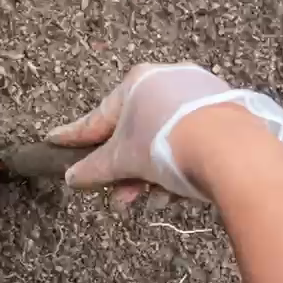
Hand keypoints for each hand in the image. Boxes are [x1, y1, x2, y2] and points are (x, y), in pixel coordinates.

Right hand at [47, 64, 282, 202]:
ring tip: (150, 201)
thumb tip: (71, 178)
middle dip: (123, 173)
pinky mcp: (224, 112)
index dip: (73, 135)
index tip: (54, 140)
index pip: (97, 118)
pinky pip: (188, 143)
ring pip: (161, 142)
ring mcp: (198, 95)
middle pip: (133, 134)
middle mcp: (167, 81)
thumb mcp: (121, 162)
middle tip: (118, 199)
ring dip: (149, 177)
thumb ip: (93, 170)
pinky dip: (176, 168)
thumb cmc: (165, 144)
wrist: (228, 148)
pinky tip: (174, 193)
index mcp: (137, 83)